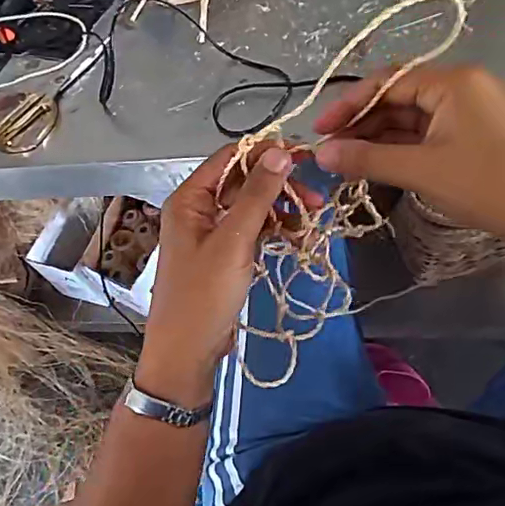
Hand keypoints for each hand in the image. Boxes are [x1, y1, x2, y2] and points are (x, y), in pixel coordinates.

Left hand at [140, 144, 318, 400]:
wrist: (188, 352)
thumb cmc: (204, 295)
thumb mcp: (234, 241)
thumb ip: (257, 195)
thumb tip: (279, 153)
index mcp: (190, 198)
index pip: (230, 158)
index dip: (266, 153)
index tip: (304, 157)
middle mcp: (199, 209)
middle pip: (244, 182)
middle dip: (280, 186)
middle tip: (316, 198)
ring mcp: (213, 233)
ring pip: (253, 207)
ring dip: (282, 209)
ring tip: (313, 221)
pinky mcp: (226, 254)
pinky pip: (254, 230)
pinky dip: (276, 230)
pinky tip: (298, 238)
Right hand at [312, 64, 504, 248]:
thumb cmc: (483, 183)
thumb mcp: (420, 170)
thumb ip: (367, 158)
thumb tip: (320, 154)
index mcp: (451, 81)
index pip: (387, 82)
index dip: (348, 105)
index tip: (319, 129)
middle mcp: (461, 86)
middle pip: (398, 98)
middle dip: (362, 124)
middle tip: (329, 151)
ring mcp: (470, 111)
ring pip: (412, 118)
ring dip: (379, 138)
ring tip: (346, 161)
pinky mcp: (474, 135)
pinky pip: (428, 133)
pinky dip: (402, 147)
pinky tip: (376, 163)